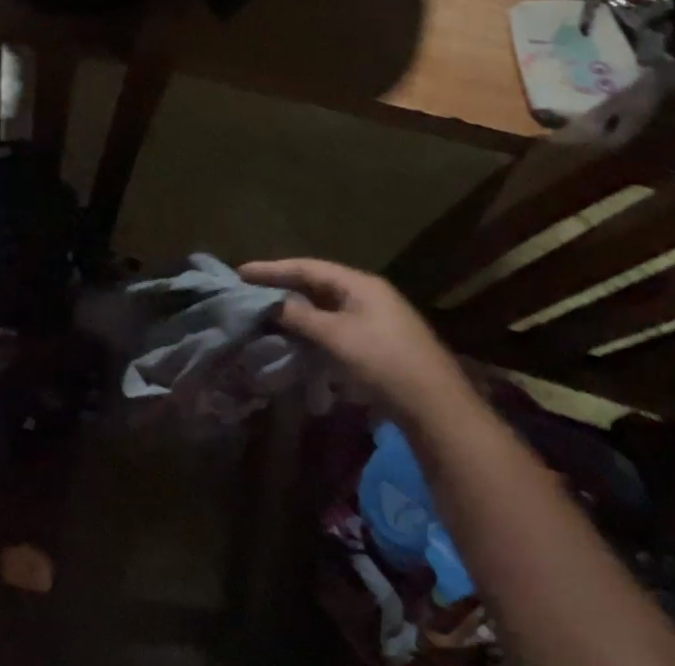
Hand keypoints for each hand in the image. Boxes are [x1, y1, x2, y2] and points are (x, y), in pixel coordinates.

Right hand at [237, 258, 469, 421]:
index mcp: (360, 284)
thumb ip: (299, 316)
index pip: (307, 268)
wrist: (434, 406)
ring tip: (265, 313)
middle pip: (317, 284)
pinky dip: (311, 328)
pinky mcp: (376, 343)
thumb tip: (271, 303)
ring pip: (325, 307)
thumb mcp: (335, 336)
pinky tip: (295, 337)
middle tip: (249, 292)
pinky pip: (334, 326)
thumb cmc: (382, 362)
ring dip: (296, 310)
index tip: (240, 273)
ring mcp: (375, 320)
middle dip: (283, 287)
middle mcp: (368, 295)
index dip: (272, 270)